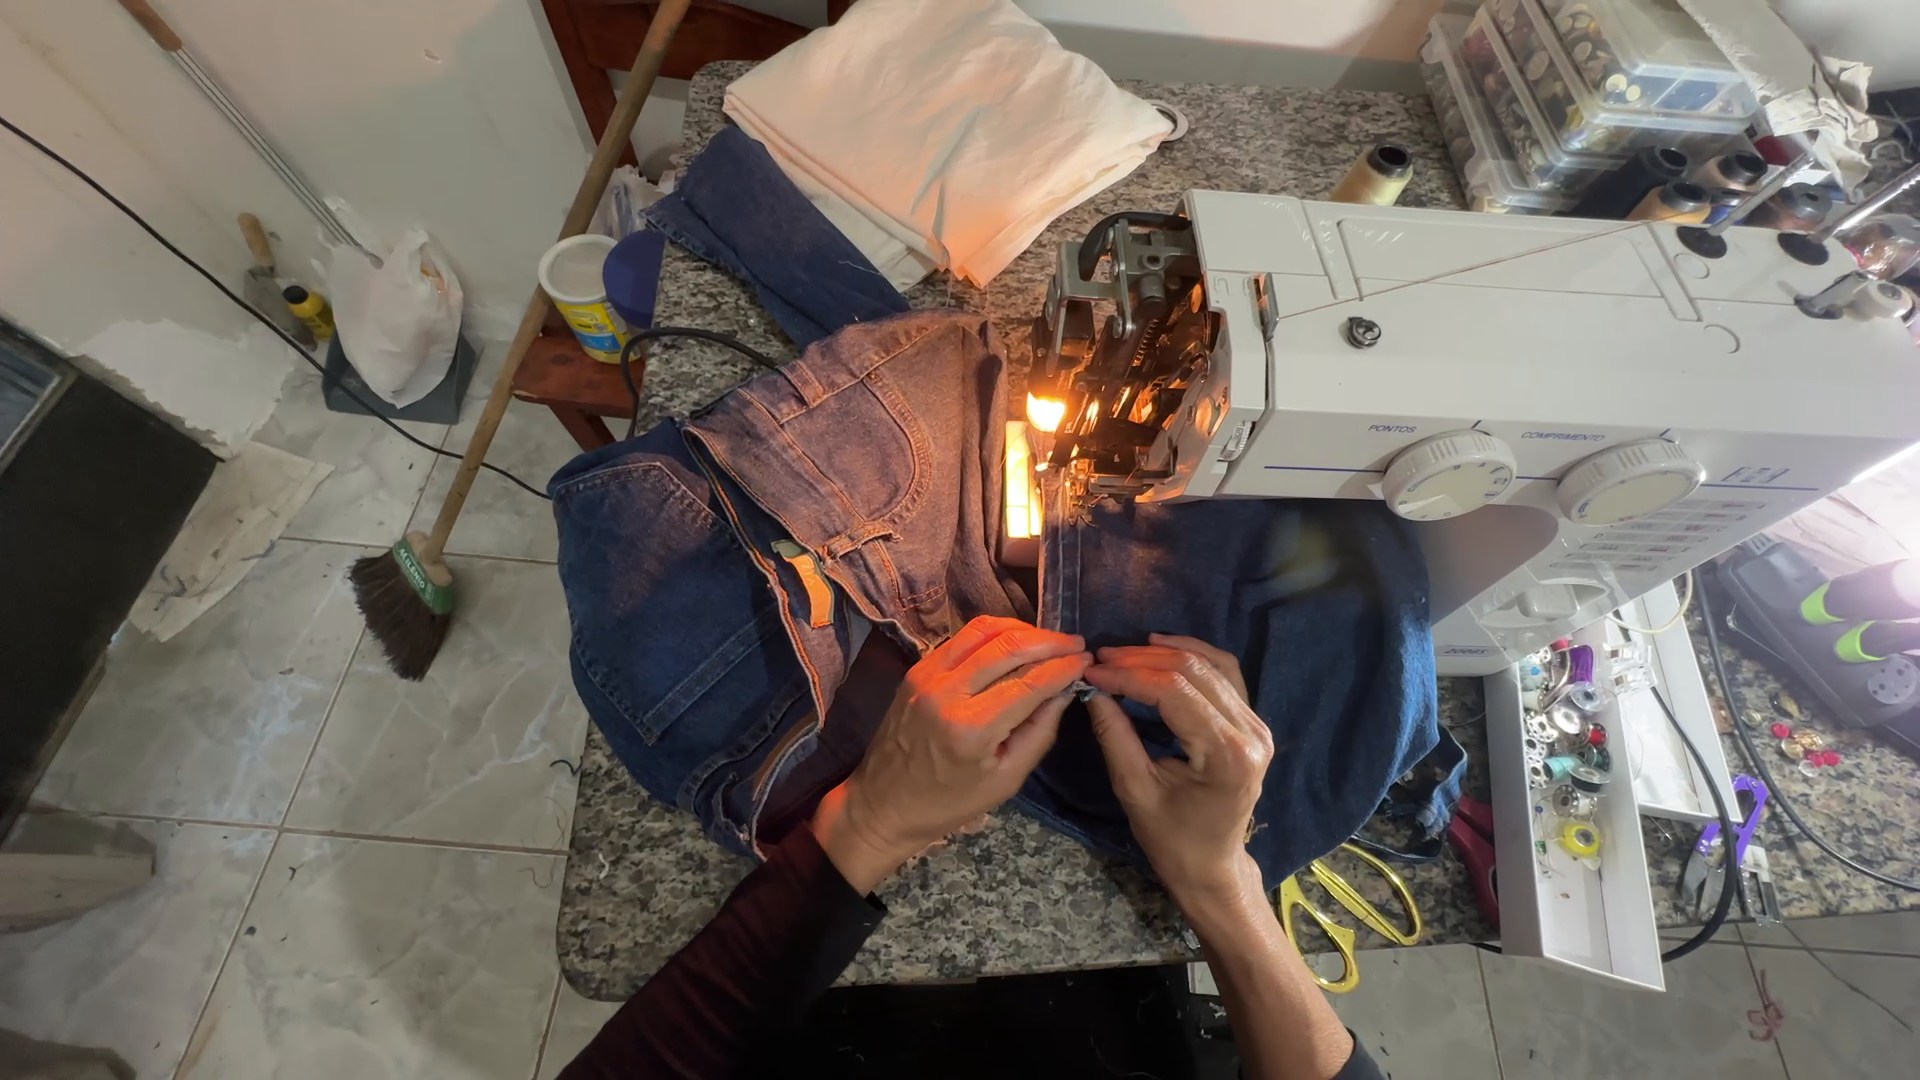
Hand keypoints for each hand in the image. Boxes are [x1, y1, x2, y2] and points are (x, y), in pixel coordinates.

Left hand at [812, 616, 1089, 891]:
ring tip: (1048, 638)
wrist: (882, 803)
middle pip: (1009, 647)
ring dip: (1022, 629)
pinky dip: (993, 633)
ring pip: (983, 631)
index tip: (1086, 659)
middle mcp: (948, 692)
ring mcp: (928, 675)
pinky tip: (1014, 641)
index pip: (1030, 682)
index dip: (1064, 667)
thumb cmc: (948, 804)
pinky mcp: (917, 669)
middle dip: (1049, 641)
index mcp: (972, 728)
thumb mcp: (1005, 780)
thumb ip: (1039, 732)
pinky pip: (962, 638)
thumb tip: (1065, 690)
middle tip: (1076, 642)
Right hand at [1083, 634, 1273, 908]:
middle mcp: (1250, 732)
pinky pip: (1225, 672)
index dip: (1128, 674)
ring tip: (1123, 652)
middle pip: (1192, 671)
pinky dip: (1193, 655)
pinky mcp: (1252, 722)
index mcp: (1225, 754)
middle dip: (1141, 659)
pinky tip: (1162, 648)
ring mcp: (1257, 724)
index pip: (1172, 691)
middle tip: (1102, 658)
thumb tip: (1093, 688)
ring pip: (1210, 664)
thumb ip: (1114, 735)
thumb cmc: (1171, 838)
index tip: (1093, 671)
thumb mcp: (1134, 789)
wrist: (1212, 865)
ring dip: (1163, 652)